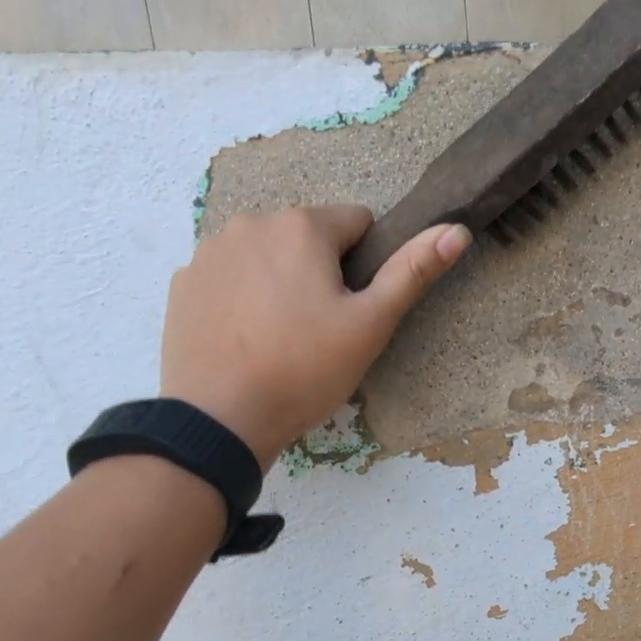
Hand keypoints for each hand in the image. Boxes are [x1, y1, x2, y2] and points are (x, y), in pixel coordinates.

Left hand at [161, 206, 471, 468]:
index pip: (357, 223)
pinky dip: (242, 299)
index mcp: (302, 227)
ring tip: (281, 341)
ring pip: (266, 257)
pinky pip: (229, 279)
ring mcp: (210, 252)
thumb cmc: (305, 370)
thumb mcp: (370, 325)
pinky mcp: (184, 284)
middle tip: (320, 332)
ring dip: (280, 283)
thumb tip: (456, 230)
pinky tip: (246, 342)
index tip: (354, 310)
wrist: (221, 417)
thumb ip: (412, 272)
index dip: (366, 266)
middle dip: (320, 273)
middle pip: (307, 239)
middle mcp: (251, 223)